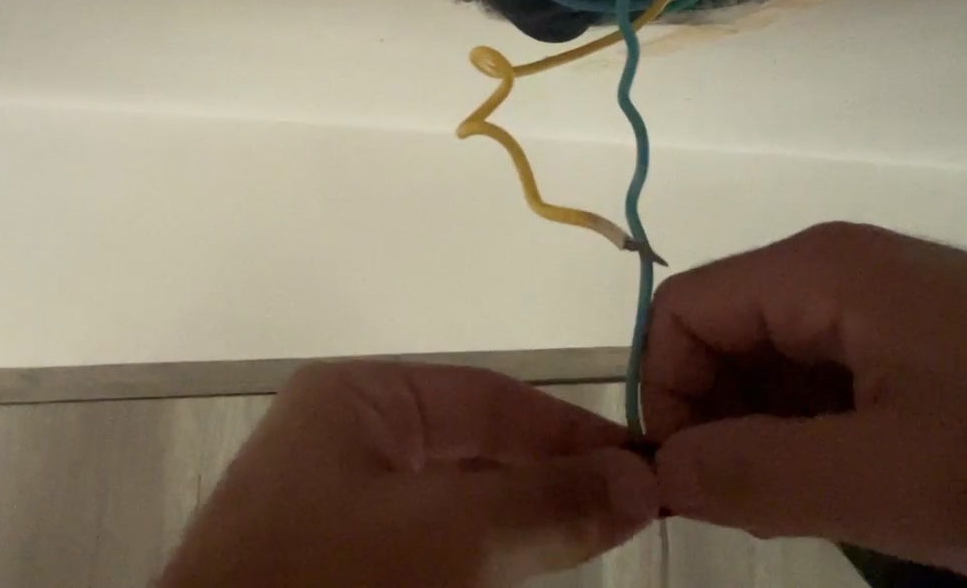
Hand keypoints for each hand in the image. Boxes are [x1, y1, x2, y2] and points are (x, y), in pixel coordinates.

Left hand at [156, 360, 658, 587]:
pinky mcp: (335, 562)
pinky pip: (426, 543)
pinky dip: (478, 555)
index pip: (485, 397)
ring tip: (588, 535)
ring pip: (453, 499)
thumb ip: (541, 505)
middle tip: (626, 508)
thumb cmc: (327, 581)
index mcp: (358, 399)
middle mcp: (345, 438)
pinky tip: (518, 569)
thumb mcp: (445, 537)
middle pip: (471, 445)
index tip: (639, 464)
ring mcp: (335, 504)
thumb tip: (639, 479)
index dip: (565, 428)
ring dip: (518, 520)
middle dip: (545, 475)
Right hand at [645, 222, 966, 587]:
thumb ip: (760, 474)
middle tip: (754, 512)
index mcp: (824, 269)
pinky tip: (869, 487)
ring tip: (818, 510)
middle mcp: (849, 266)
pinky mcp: (941, 337)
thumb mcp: (904, 488)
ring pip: (785, 357)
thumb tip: (655, 470)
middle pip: (732, 329)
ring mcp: (899, 298)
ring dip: (773, 431)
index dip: (667, 391)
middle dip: (720, 417)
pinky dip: (825, 430)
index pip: (686, 309)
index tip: (688, 485)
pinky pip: (842, 373)